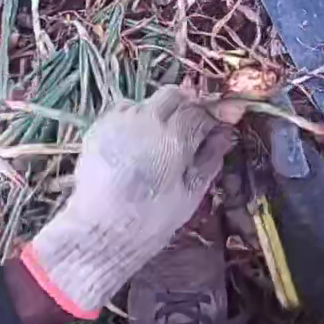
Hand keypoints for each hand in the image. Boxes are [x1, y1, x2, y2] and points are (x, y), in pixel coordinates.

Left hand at [19, 85, 234, 317]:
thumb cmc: (152, 219)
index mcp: (174, 136)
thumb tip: (225, 133)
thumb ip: (210, 158)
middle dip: (186, 106)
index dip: (212, 115)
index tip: (217, 125)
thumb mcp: (191, 194)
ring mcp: (119, 120)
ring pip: (147, 101)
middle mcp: (147, 119)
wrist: (100, 229)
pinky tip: (134, 141)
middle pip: (173, 94)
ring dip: (159, 111)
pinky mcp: (98, 126)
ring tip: (159, 138)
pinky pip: (123, 111)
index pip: (200, 110)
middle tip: (189, 128)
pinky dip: (134, 118)